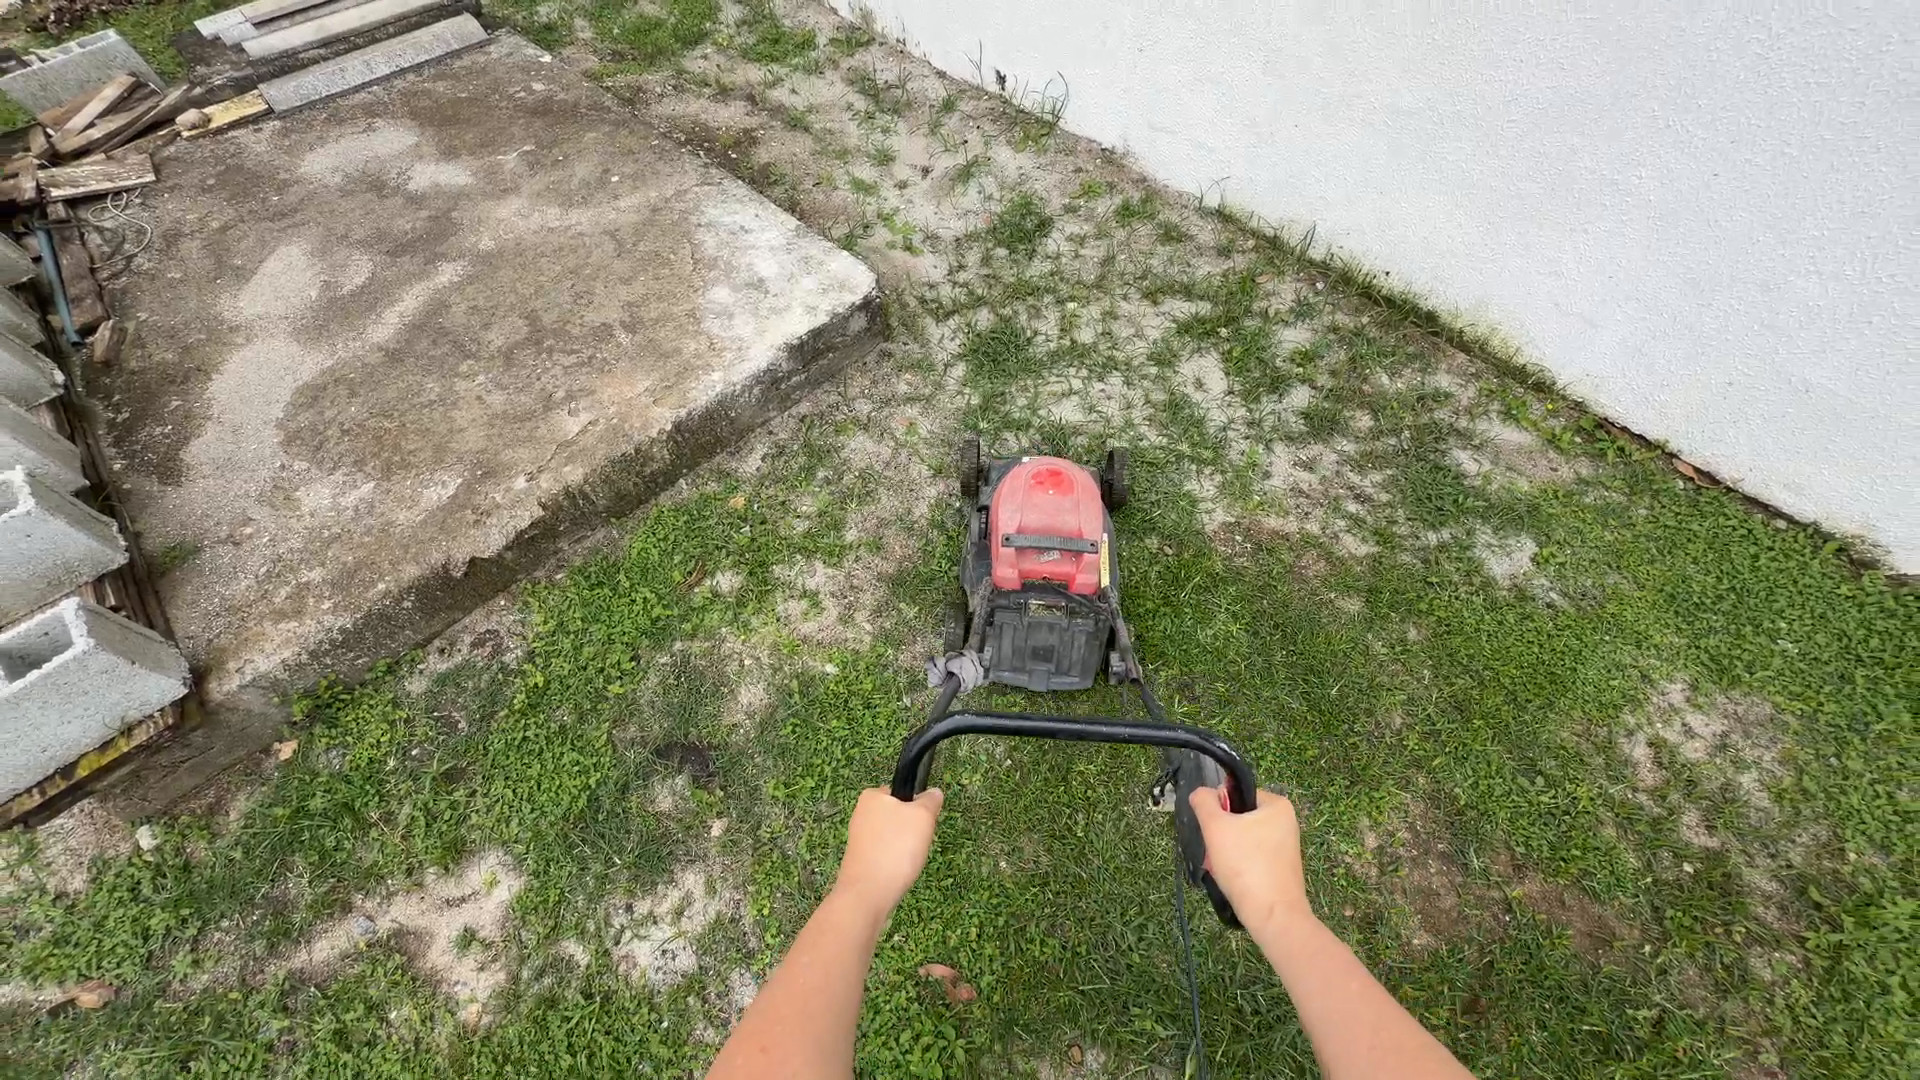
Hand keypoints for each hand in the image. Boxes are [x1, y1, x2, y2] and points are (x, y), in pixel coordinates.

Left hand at [832, 787, 944, 915]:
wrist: (868, 894)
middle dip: (911, 831)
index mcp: (871, 796)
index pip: (901, 793)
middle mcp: (860, 814)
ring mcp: (858, 839)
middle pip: (898, 817)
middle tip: (917, 843)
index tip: (924, 823)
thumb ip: (930, 801)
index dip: (917, 807)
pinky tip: (898, 873)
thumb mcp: (923, 817)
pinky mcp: (858, 861)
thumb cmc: (896, 848)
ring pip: (892, 838)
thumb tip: (934, 792)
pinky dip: (893, 863)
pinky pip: (884, 856)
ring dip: (903, 849)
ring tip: (907, 861)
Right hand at [1189, 787, 1312, 939]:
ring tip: (1222, 868)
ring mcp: (1285, 847)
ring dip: (1226, 850)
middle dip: (1221, 833)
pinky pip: (1251, 857)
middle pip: (1238, 817)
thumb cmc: (1245, 865)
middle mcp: (1286, 823)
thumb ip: (1203, 801)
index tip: (1213, 830)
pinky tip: (1232, 879)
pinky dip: (1238, 865)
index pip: (1236, 794)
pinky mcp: (1282, 869)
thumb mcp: (1215, 825)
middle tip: (1215, 851)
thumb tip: (1202, 794)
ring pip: (1242, 839)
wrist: (1273, 917)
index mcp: (1277, 805)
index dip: (1218, 809)